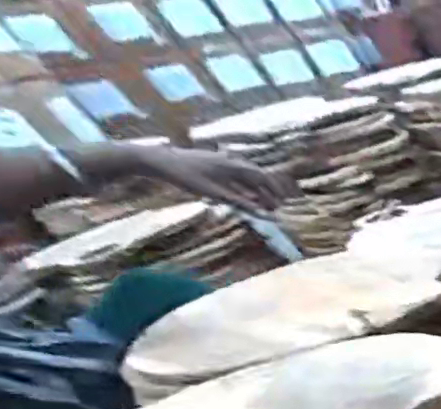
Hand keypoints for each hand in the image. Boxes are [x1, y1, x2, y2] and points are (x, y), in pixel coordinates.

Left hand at [113, 145, 295, 215]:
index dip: (275, 192)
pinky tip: (243, 197)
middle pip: (257, 176)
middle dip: (268, 192)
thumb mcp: (217, 194)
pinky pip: (235, 175)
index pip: (264, 177)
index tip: (282, 206)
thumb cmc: (187, 177)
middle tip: (274, 208)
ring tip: (260, 205)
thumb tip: (268, 216)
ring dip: (256, 190)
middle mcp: (230, 161)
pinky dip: (244, 187)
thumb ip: (244, 205)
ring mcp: (220, 161)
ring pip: (246, 176)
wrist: (157, 160)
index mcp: (234, 166)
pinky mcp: (212, 164)